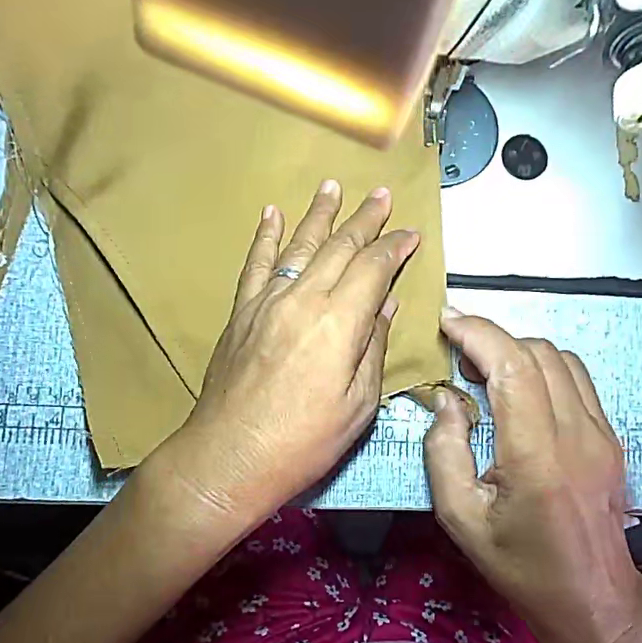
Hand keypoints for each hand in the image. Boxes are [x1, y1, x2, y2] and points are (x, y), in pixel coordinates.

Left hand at [155, 180, 419, 527]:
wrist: (231, 455)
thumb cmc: (302, 441)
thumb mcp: (357, 404)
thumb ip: (372, 348)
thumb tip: (384, 306)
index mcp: (339, 322)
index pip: (373, 268)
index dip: (394, 248)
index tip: (410, 235)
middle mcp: (302, 299)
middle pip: (339, 247)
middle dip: (364, 220)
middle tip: (380, 196)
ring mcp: (267, 302)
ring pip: (299, 246)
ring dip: (318, 215)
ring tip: (331, 187)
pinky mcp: (242, 312)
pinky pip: (256, 264)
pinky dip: (266, 237)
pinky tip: (271, 215)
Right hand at [423, 310, 641, 642]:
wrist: (595, 602)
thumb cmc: (520, 566)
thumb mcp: (460, 517)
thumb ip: (445, 450)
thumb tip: (446, 399)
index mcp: (537, 454)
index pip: (511, 364)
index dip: (476, 332)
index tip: (445, 321)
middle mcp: (577, 433)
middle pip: (537, 352)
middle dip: (491, 338)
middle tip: (455, 352)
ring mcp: (602, 433)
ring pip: (561, 359)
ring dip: (518, 352)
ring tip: (483, 370)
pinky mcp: (611, 439)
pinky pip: (577, 381)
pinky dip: (541, 369)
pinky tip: (517, 390)